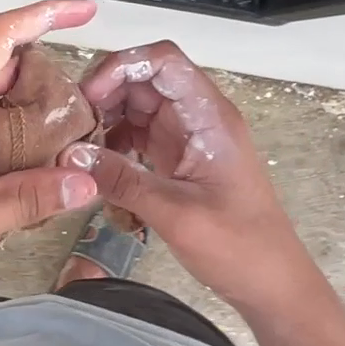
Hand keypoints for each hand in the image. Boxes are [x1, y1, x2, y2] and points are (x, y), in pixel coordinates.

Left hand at [0, 0, 102, 312]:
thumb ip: (35, 196)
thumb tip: (88, 181)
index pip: (0, 36)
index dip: (44, 15)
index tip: (85, 11)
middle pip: (3, 66)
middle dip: (50, 72)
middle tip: (92, 97)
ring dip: (34, 111)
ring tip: (77, 132)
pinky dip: (16, 140)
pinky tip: (42, 167)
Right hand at [68, 41, 312, 310]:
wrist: (272, 284)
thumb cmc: (239, 246)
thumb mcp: (176, 214)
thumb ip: (123, 180)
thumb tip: (72, 155)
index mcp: (208, 115)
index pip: (164, 61)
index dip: (123, 65)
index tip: (90, 95)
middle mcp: (197, 115)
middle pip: (146, 77)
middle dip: (107, 90)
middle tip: (74, 120)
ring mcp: (187, 135)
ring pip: (139, 102)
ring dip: (107, 113)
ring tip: (78, 140)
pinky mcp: (177, 156)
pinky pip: (139, 130)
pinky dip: (114, 137)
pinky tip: (95, 158)